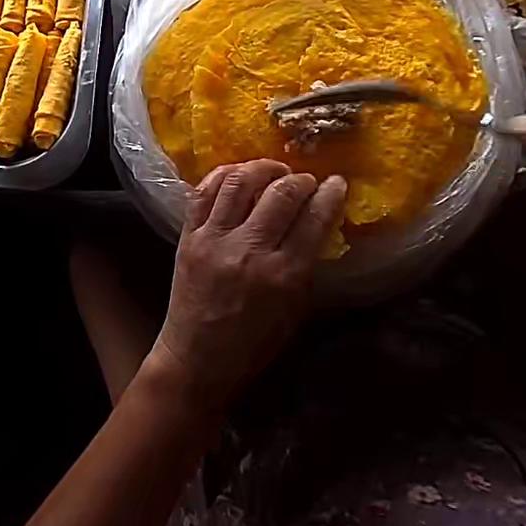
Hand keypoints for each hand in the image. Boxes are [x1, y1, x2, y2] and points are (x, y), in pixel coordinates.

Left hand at [143, 159, 347, 411]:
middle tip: (305, 180)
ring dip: (262, 168)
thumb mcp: (295, 309)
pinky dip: (223, 176)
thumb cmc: (253, 342)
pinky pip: (203, 192)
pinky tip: (238, 175)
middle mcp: (248, 250)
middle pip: (280, 193)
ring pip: (239, 183)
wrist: (196, 357)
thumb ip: (306, 263)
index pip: (314, 219)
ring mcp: (213, 239)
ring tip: (273, 172)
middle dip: (300, 179)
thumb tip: (318, 221)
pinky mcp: (188, 236)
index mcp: (283, 275)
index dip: (330, 194)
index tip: (336, 183)